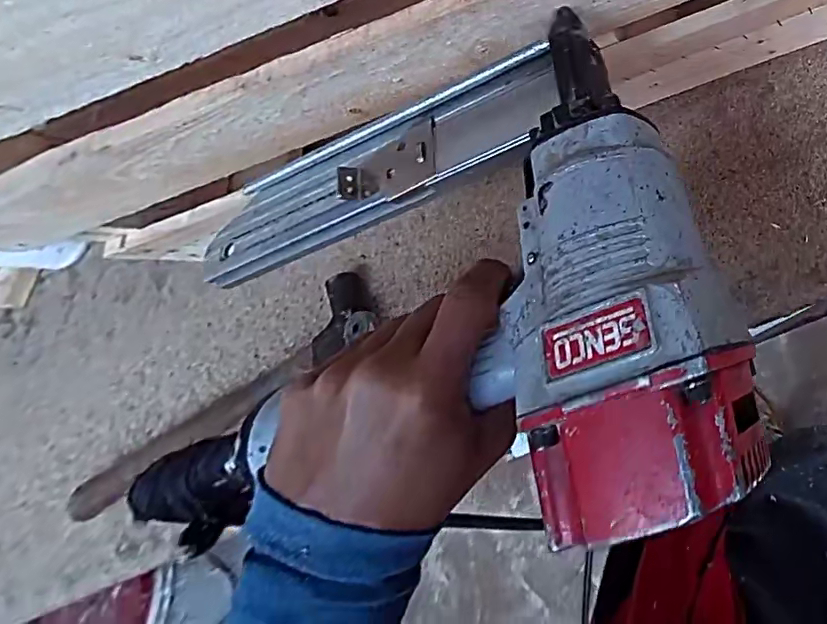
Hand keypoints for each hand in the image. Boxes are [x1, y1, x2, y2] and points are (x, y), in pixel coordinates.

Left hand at [264, 260, 515, 530]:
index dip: (490, 278)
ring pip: (395, 326)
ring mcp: (336, 375)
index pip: (467, 299)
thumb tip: (522, 351)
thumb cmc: (408, 500)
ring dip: (413, 342)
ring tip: (413, 383)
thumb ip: (507, 393)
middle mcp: (378, 371)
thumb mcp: (480, 447)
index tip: (499, 280)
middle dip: (456, 322)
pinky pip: (355, 350)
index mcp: (427, 385)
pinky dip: (373, 363)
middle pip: (435, 308)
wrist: (327, 548)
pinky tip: (374, 398)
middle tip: (461, 351)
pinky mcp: (305, 384)